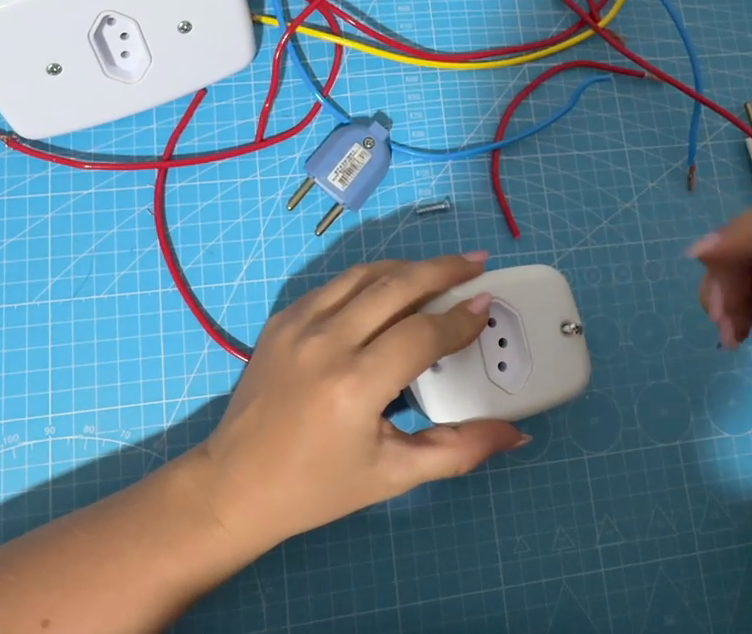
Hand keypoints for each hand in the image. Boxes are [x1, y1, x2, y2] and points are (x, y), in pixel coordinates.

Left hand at [184, 252, 529, 552]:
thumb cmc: (318, 487)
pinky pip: (334, 286)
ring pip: (364, 274)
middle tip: (476, 263)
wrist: (235, 484)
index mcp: (354, 385)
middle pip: (395, 285)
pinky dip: (369, 279)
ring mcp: (298, 325)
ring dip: (406, 267)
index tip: (486, 304)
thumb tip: (516, 432)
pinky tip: (390, 287)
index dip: (460, 318)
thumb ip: (459, 449)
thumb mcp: (393, 474)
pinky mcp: (281, 320)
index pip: (422, 333)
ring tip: (440, 269)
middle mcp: (325, 342)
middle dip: (442, 269)